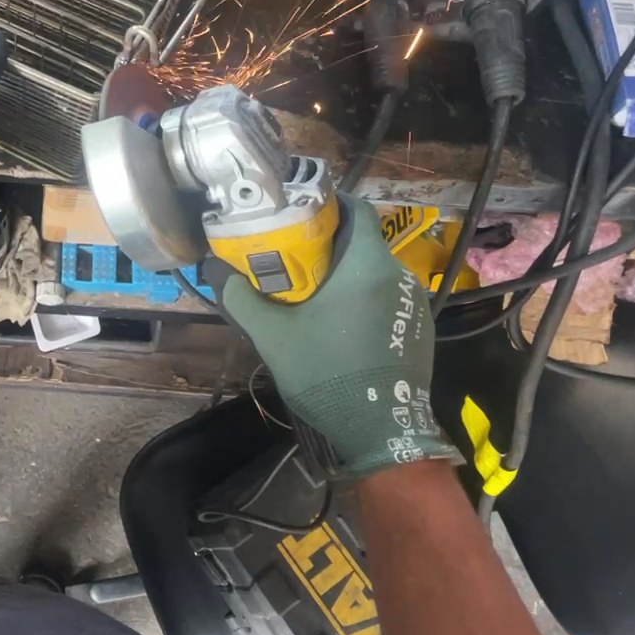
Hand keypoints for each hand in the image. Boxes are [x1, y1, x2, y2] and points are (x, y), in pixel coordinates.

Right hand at [219, 194, 459, 477]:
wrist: (378, 430)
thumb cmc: (324, 373)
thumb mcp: (271, 335)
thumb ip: (241, 297)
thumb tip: (215, 269)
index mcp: (366, 266)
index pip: (358, 210)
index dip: (330, 204)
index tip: (301, 211)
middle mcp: (398, 276)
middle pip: (364, 241)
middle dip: (330, 242)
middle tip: (295, 254)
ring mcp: (414, 304)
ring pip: (376, 270)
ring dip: (347, 272)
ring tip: (314, 288)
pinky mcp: (419, 328)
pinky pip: (388, 296)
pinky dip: (364, 296)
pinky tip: (341, 320)